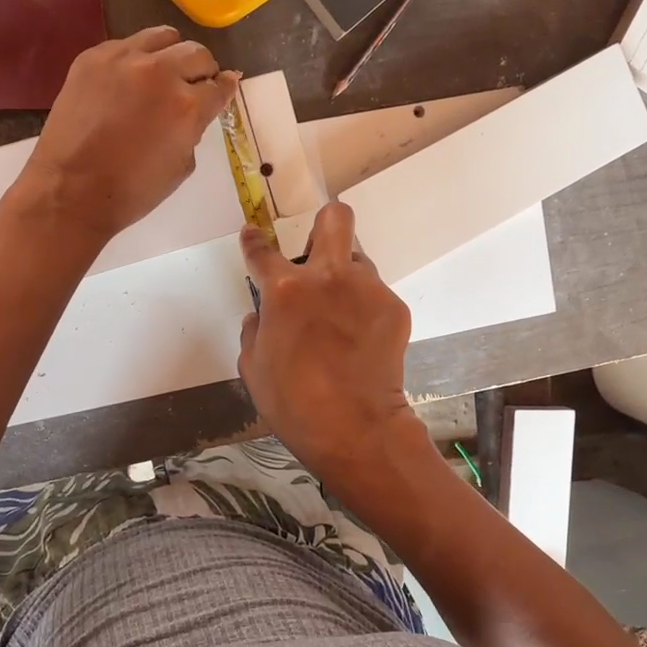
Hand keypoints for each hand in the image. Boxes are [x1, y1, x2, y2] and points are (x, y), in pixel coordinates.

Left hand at [14, 26, 239, 244]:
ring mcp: (123, 59)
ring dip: (172, 53)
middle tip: (195, 85)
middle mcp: (159, 72)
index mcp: (186, 106)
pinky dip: (137, 58)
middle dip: (202, 71)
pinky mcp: (93, 57)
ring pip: (163, 37)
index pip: (219, 86)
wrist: (69, 191)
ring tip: (164, 72)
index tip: (225, 87)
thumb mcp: (180, 168)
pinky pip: (126, 44)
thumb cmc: (130, 192)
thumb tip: (196, 111)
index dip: (225, 88)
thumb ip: (194, 131)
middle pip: (197, 54)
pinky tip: (129, 80)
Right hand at [237, 202, 427, 482]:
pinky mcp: (394, 308)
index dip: (253, 240)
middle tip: (317, 248)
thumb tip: (262, 315)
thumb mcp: (253, 367)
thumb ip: (255, 330)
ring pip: (358, 261)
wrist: (354, 427)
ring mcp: (366, 289)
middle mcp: (328, 276)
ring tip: (341, 315)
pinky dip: (364, 311)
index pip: (261, 251)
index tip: (253, 234)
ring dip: (345, 278)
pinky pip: (374, 296)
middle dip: (325, 221)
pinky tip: (359, 341)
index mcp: (284, 289)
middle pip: (335, 218)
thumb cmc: (292, 402)